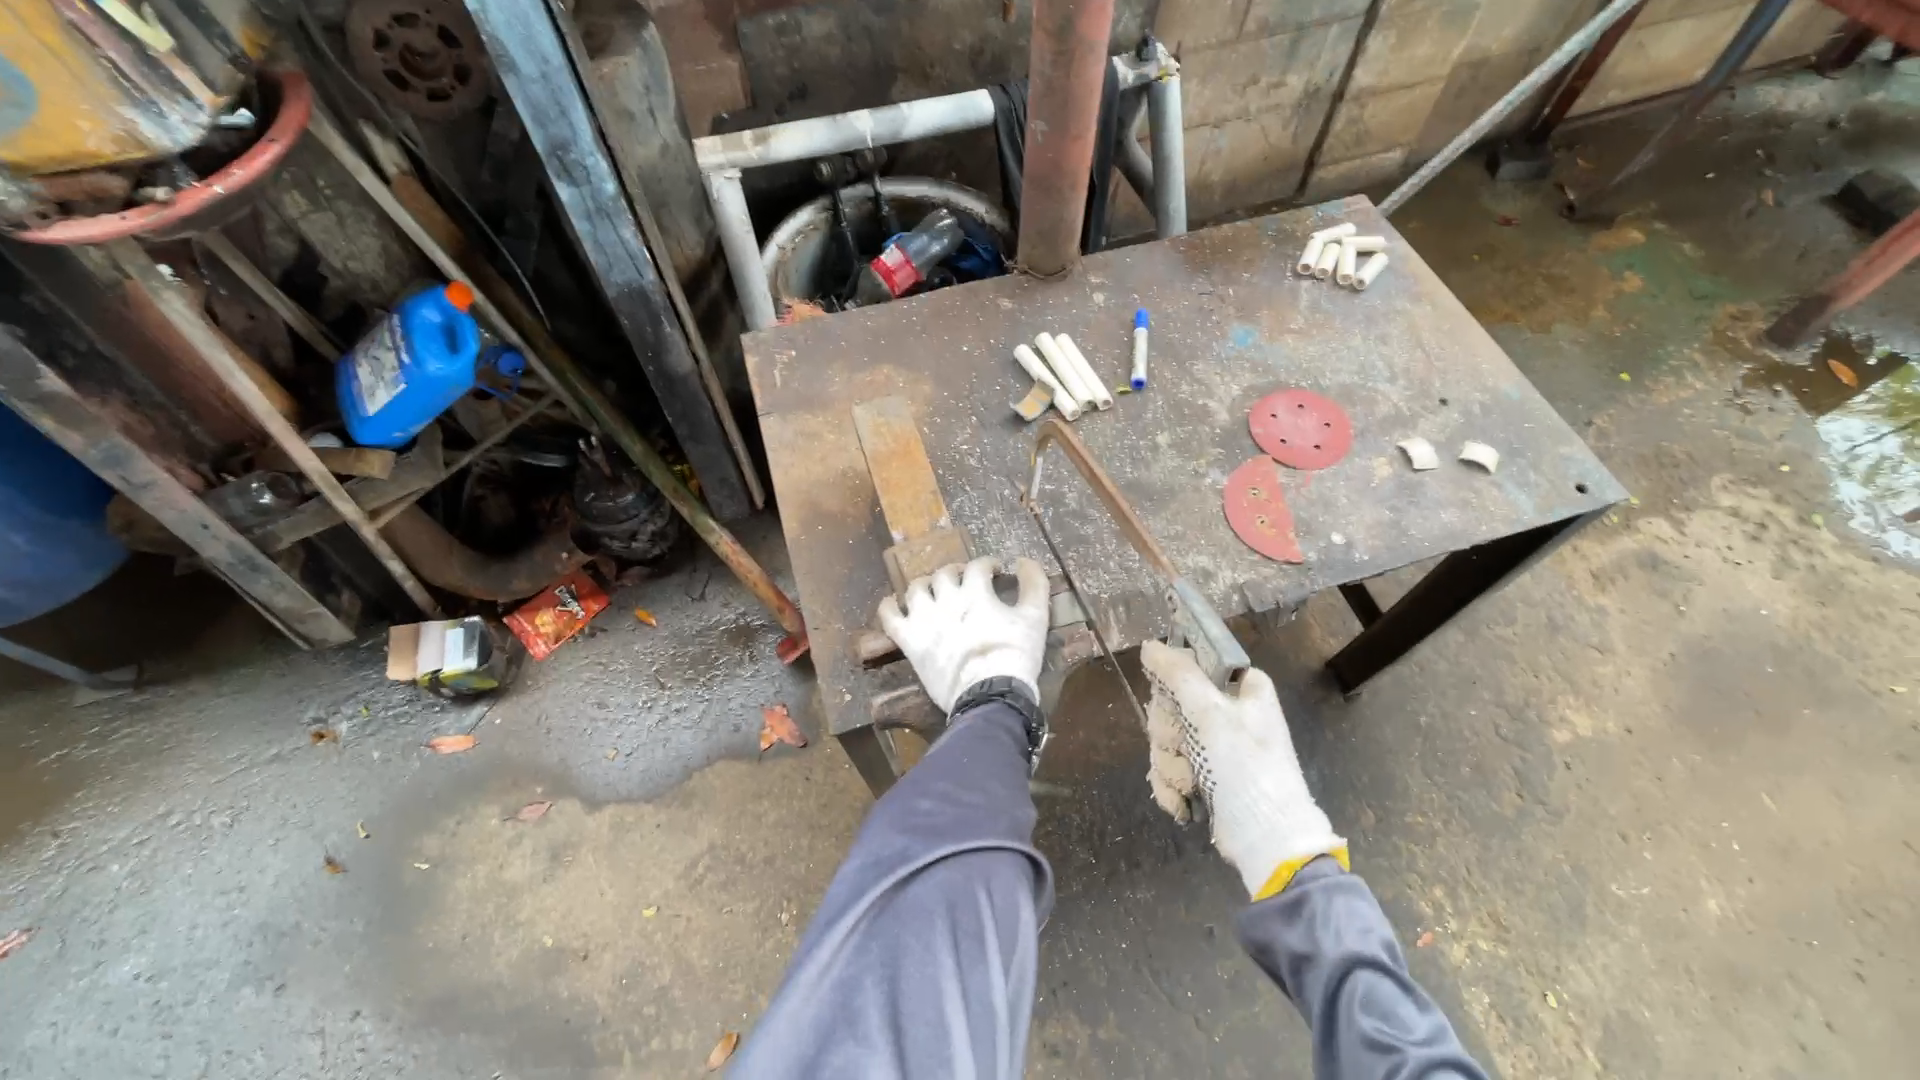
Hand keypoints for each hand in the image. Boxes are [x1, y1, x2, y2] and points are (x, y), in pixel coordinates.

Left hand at [877, 556, 1049, 711]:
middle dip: (956, 572)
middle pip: (945, 573)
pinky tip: (893, 603)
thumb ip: (1034, 584)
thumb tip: (1023, 561)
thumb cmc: (1015, 656)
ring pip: (916, 588)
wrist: (990, 695)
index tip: (994, 571)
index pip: (978, 566)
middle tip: (964, 580)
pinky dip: (889, 606)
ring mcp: (923, 619)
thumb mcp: (1036, 618)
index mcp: (975, 591)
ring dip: (926, 585)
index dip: (987, 565)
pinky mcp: (909, 641)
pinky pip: (889, 617)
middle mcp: (945, 599)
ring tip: (933, 591)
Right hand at [1140, 640, 1344, 899]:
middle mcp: (1230, 712)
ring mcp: (1216, 746)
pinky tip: (1184, 803)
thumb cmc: (1245, 769)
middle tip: (1185, 748)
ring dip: (1171, 766)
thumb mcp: (1211, 714)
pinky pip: (1170, 767)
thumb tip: (1149, 645)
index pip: (1194, 666)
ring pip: (1166, 739)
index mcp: (1243, 688)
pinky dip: (1172, 786)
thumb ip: (1178, 674)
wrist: (1267, 840)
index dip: (1176, 684)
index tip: (1172, 700)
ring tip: (1190, 785)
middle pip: (1171, 704)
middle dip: (1169, 735)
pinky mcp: (1205, 776)